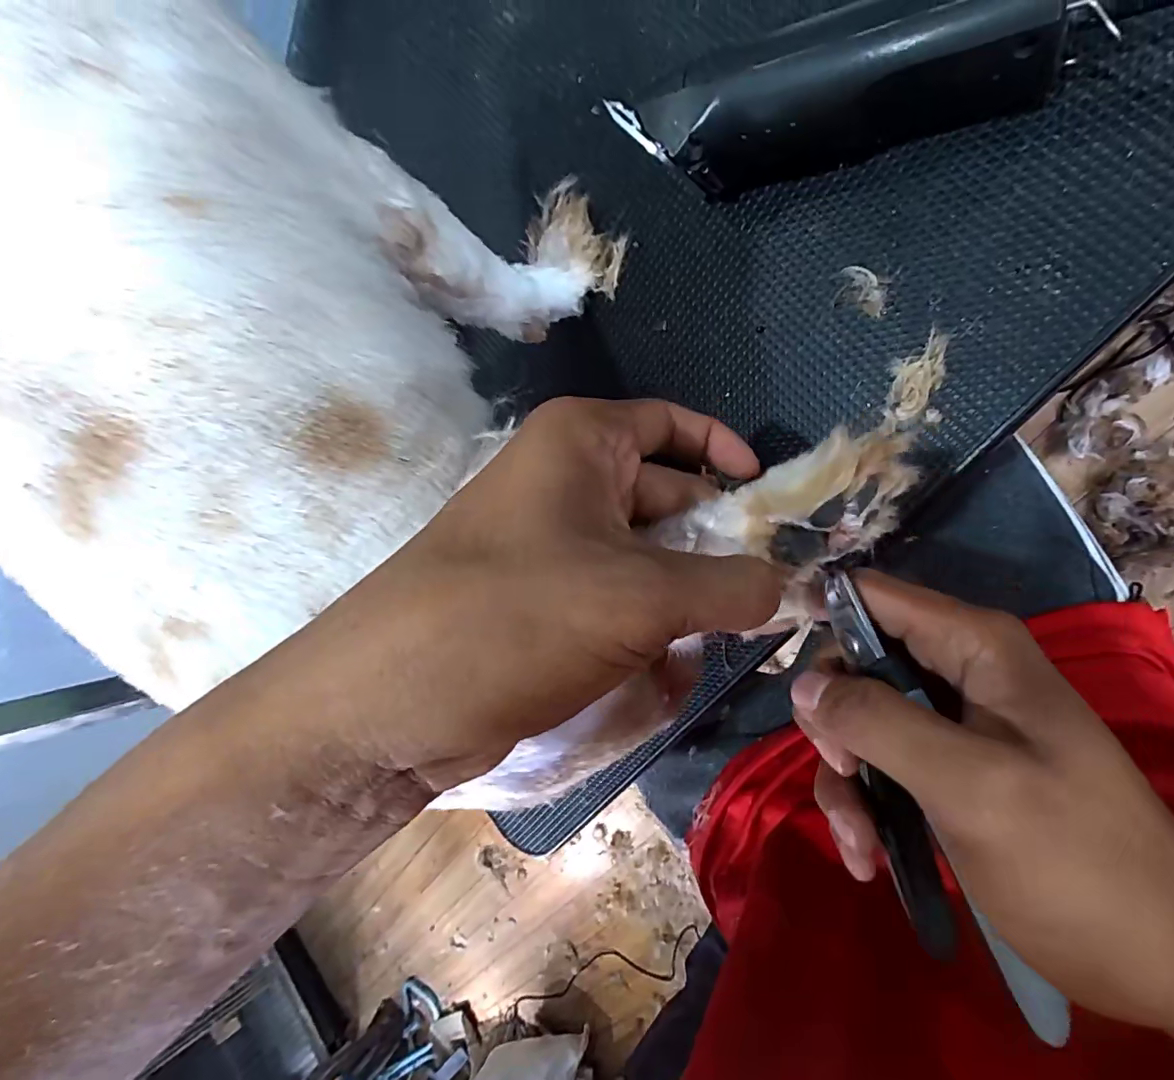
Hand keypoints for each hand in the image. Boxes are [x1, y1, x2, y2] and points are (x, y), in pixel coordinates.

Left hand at [246, 398, 785, 792]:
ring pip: (656, 560)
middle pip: (675, 498)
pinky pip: (626, 602)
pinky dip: (656, 630)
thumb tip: (792, 586)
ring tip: (721, 642)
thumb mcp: (642, 597)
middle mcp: (570, 483)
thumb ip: (734, 586)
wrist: (381, 713)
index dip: (728, 453)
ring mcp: (559, 546)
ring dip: (692, 601)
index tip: (769, 500)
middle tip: (770, 594)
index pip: (675, 424)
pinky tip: (669, 674)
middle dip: (722, 548)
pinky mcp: (551, 603)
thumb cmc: (513, 619)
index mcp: (584, 443)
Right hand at [790, 572, 1173, 1032]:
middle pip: (860, 664)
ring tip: (861, 848)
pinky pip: (888, 767)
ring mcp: (958, 723)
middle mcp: (963, 668)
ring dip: (849, 782)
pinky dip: (871, 808)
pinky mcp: (954, 770)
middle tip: (846, 777)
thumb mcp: (968, 784)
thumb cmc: (1072, 858)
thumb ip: (880, 722)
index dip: (824, 622)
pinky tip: (874, 861)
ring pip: (865, 723)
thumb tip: (805, 682)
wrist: (1158, 951)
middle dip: (837, 723)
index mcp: (976, 644)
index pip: (875, 596)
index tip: (789, 685)